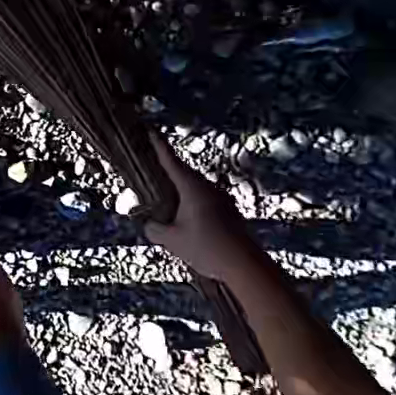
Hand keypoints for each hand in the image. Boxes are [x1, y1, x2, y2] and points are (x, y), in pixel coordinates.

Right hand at [143, 133, 264, 281]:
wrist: (246, 265)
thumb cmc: (207, 248)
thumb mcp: (173, 241)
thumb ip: (156, 230)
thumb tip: (149, 225)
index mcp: (192, 187)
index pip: (171, 160)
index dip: (158, 145)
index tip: (150, 129)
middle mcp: (207, 187)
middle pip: (183, 172)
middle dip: (168, 169)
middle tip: (153, 166)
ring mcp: (221, 198)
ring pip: (195, 187)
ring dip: (181, 190)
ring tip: (167, 199)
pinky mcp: (229, 211)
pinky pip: (205, 199)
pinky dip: (192, 202)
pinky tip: (187, 218)